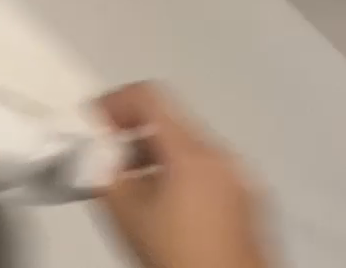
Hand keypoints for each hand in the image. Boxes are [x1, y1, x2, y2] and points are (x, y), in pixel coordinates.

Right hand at [94, 82, 271, 267]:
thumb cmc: (172, 250)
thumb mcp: (119, 204)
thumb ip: (100, 161)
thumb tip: (95, 141)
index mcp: (195, 154)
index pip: (147, 95)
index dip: (112, 101)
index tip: (94, 128)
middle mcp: (225, 159)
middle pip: (167, 119)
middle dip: (130, 130)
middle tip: (106, 156)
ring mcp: (244, 182)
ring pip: (185, 143)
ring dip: (152, 151)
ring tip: (131, 183)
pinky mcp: (250, 203)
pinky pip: (204, 166)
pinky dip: (175, 168)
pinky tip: (161, 202)